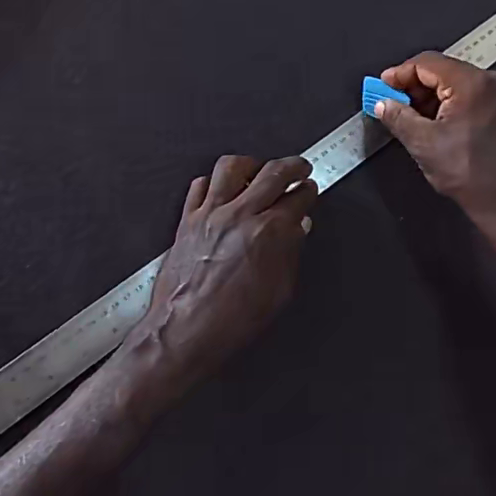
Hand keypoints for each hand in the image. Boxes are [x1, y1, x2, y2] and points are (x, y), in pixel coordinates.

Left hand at [118, 155, 319, 401]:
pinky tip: (221, 188)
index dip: (308, 191)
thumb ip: (290, 253)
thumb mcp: (279, 292)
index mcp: (267, 233)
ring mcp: (210, 214)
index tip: (309, 190)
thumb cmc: (230, 320)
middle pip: (272, 172)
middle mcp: (238, 215)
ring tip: (259, 170)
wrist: (186, 330)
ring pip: (232, 166)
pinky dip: (214, 181)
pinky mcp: (188, 219)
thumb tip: (296, 231)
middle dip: (292, 166)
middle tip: (298, 168)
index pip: (297, 198)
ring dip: (251, 164)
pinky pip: (199, 185)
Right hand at [373, 51, 495, 221]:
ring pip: (453, 83)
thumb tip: (382, 104)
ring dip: (427, 96)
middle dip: (412, 86)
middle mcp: (490, 83)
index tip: (382, 85)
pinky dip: (444, 104)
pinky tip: (429, 122)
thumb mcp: (422, 143)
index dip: (399, 73)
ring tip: (407, 116)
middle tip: (390, 102)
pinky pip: (466, 96)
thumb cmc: (470, 174)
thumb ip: (397, 116)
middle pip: (441, 70)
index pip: (427, 63)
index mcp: (472, 84)